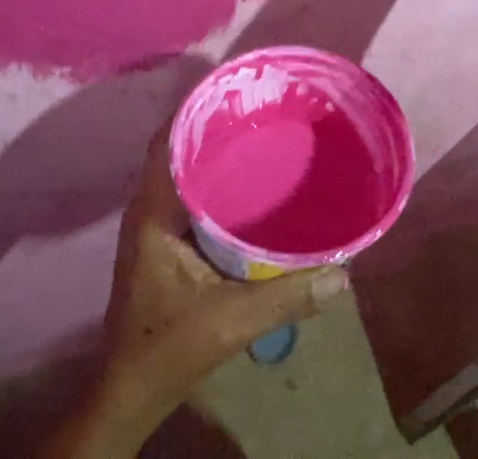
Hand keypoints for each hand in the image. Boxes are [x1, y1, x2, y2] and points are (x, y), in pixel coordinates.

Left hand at [48, 126, 348, 456]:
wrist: (132, 388)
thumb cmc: (170, 346)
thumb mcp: (233, 321)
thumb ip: (288, 296)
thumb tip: (345, 274)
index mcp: (153, 213)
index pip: (168, 141)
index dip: (198, 109)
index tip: (239, 90)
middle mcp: (147, 208)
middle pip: (177, 147)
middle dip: (215, 124)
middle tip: (264, 108)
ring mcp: (152, 224)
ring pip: (181, 169)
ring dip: (213, 150)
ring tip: (261, 132)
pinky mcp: (163, 240)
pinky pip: (188, 191)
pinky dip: (212, 177)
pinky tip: (250, 182)